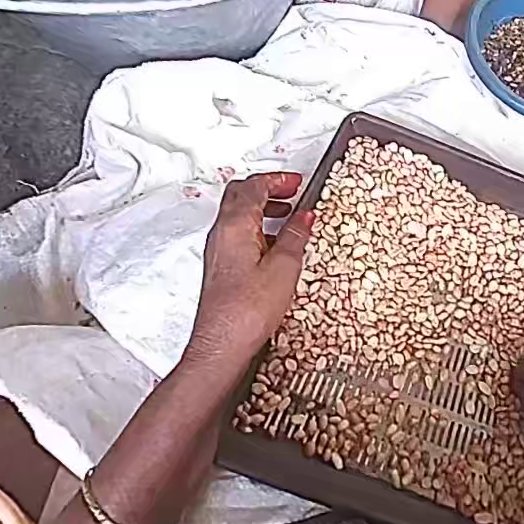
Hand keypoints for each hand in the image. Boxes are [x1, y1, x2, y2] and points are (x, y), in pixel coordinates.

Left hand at [185, 172, 314, 370]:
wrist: (222, 344)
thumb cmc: (247, 310)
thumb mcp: (284, 267)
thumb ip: (295, 236)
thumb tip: (304, 216)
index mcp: (235, 226)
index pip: (254, 187)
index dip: (277, 179)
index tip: (297, 181)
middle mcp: (221, 234)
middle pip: (240, 196)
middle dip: (267, 188)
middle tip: (291, 191)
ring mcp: (219, 251)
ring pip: (239, 215)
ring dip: (263, 208)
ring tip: (289, 216)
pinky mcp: (222, 267)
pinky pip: (239, 235)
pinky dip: (259, 228)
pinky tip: (277, 244)